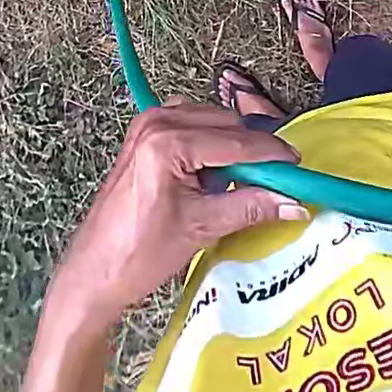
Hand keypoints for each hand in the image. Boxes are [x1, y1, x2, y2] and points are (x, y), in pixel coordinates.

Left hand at [48, 100, 307, 322]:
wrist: (93, 270)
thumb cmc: (140, 253)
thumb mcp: (201, 228)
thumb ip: (250, 206)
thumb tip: (295, 203)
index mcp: (168, 142)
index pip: (235, 141)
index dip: (271, 153)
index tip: (298, 166)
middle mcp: (158, 121)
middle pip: (226, 124)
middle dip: (254, 149)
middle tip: (278, 179)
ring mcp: (149, 121)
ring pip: (211, 120)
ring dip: (233, 145)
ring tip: (247, 180)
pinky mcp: (146, 130)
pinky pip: (193, 123)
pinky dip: (211, 142)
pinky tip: (217, 171)